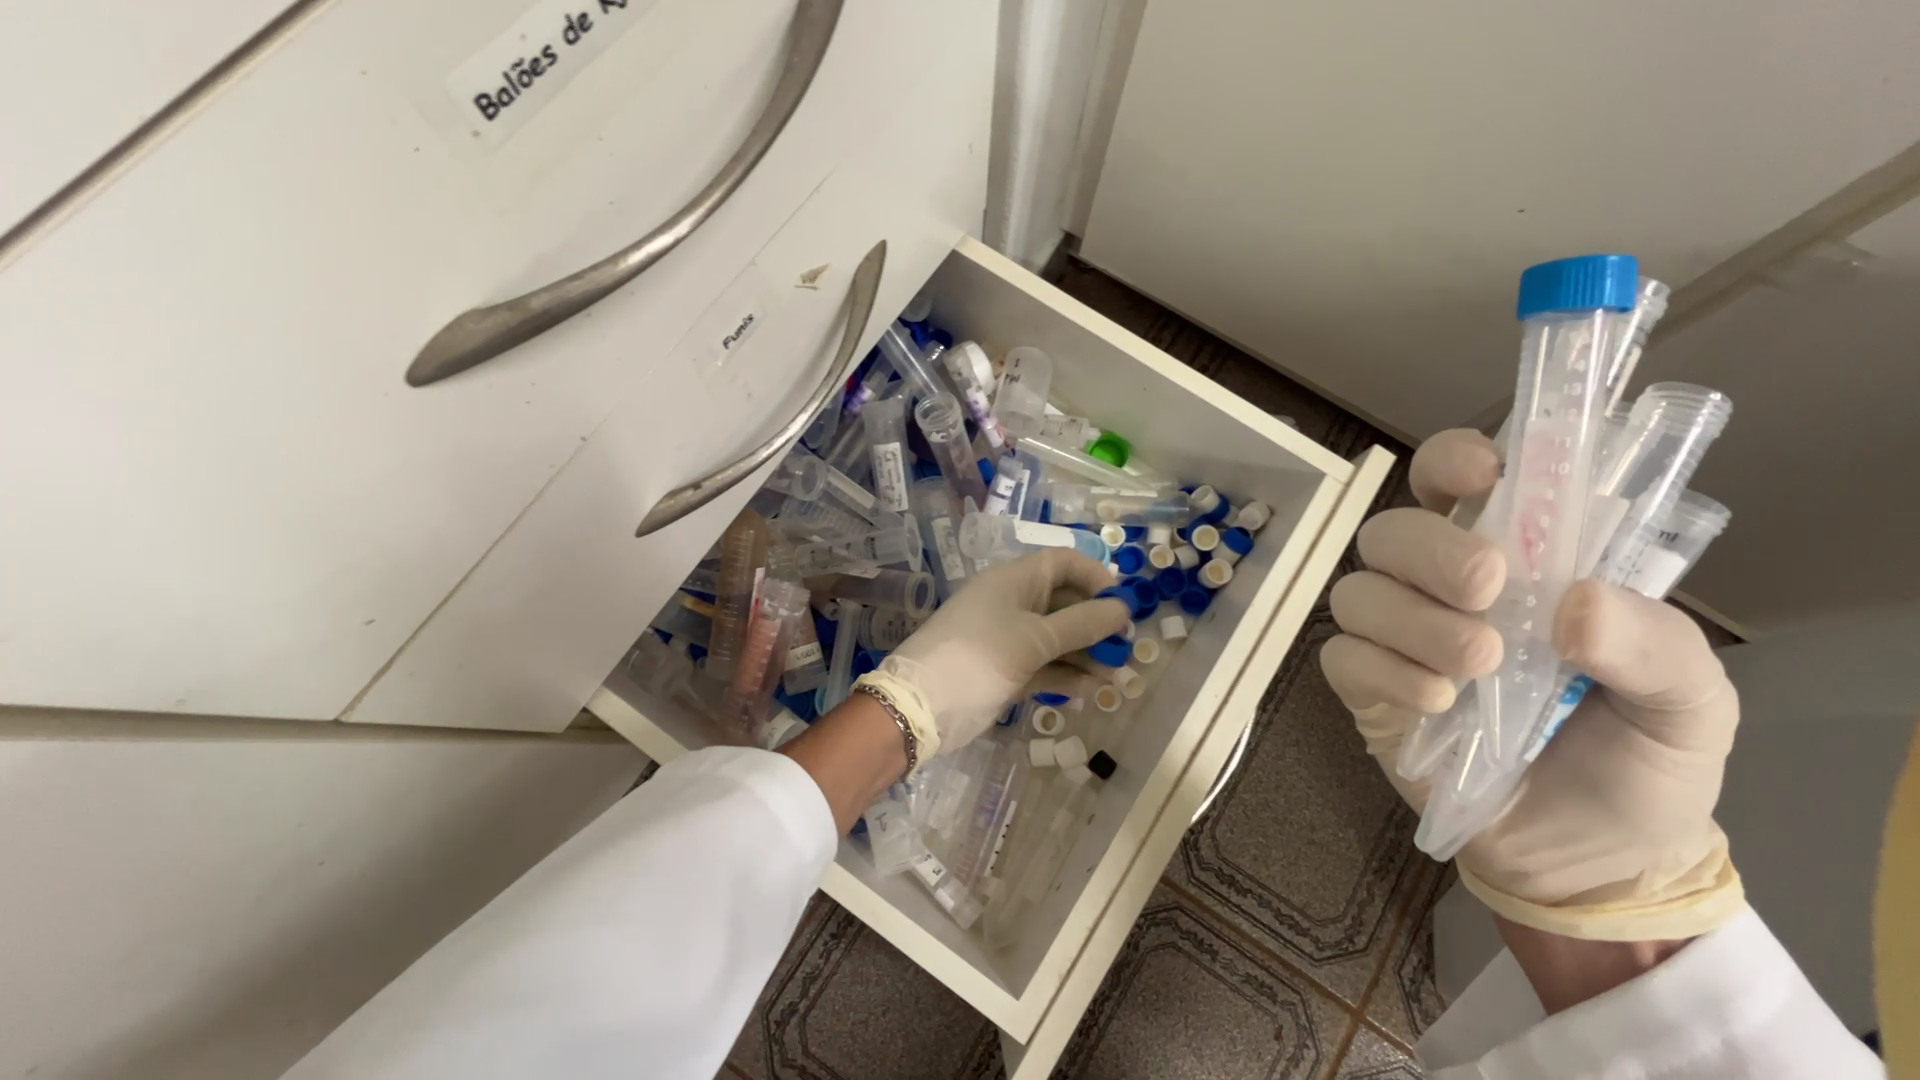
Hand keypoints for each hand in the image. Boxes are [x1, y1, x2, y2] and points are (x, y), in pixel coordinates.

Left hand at [854, 549, 1129, 765]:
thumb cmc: (979, 657)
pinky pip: (1044, 667)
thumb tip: (1123, 610)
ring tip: (1116, 677)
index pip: (1063, 563)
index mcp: (1014, 581)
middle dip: (1097, 624)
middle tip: (1126, 648)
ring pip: (1057, 639)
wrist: (920, 707)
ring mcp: (1008, 639)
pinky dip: (1066, 677)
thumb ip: (1082, 624)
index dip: (1096, 578)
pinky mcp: (1006, 671)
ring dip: (1087, 655)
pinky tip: (1089, 691)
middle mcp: (1013, 604)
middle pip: (1065, 603)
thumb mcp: (1034, 639)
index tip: (1122, 605)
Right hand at [1320, 429, 1743, 942]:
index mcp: (1513, 559)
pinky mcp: (1367, 694)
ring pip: (1356, 592)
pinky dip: (1387, 673)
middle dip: (1430, 550)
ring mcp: (1396, 642)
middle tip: (1488, 589)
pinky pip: (1343, 658)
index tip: (1483, 475)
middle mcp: (1439, 589)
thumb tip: (1572, 602)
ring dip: (1412, 620)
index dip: (1452, 460)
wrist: (1591, 859)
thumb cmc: (1640, 761)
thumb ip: (1654, 643)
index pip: (1455, 481)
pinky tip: (1441, 704)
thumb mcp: (1691, 702)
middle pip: (1388, 531)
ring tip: (1481, 665)